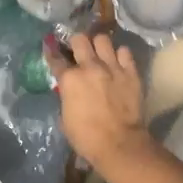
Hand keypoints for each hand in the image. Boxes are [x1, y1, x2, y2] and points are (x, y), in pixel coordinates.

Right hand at [48, 32, 153, 170]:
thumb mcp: (65, 118)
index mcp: (70, 79)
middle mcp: (90, 67)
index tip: (51, 47)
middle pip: (80, 39)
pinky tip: (118, 63)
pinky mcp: (130, 72)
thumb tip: (69, 91)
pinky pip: (125, 52)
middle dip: (77, 43)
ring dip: (99, 45)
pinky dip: (120, 55)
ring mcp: (112, 67)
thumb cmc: (87, 137)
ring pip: (103, 40)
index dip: (52, 52)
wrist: (119, 143)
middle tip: (79, 50)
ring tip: (100, 53)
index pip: (56, 59)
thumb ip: (66, 98)